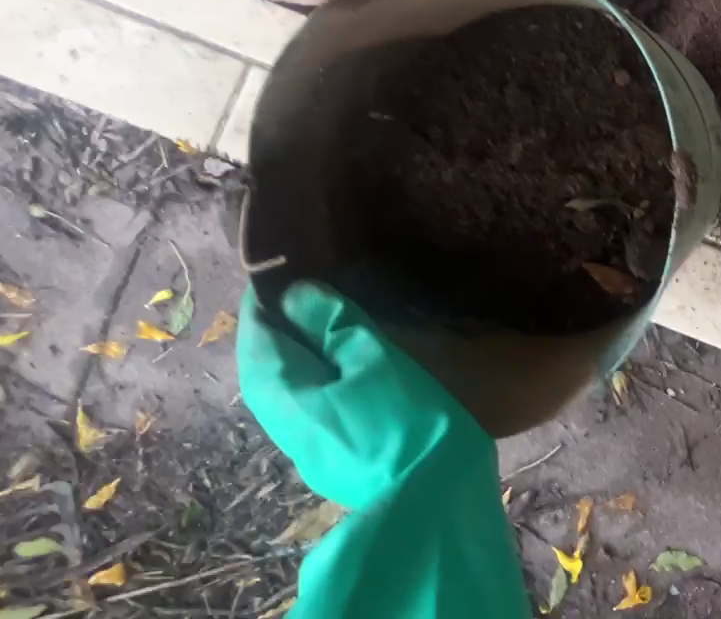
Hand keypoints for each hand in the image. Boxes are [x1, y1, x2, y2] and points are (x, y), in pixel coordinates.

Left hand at [239, 281, 491, 506]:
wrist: (428, 489)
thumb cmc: (402, 415)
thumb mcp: (377, 359)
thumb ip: (336, 325)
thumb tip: (299, 293)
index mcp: (282, 389)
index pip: (259, 333)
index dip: (266, 299)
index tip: (282, 265)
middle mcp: (278, 416)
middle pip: (268, 361)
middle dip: (283, 323)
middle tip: (310, 286)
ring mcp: (302, 440)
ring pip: (289, 382)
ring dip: (302, 348)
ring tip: (330, 319)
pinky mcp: (328, 451)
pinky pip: (310, 398)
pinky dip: (318, 370)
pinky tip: (347, 364)